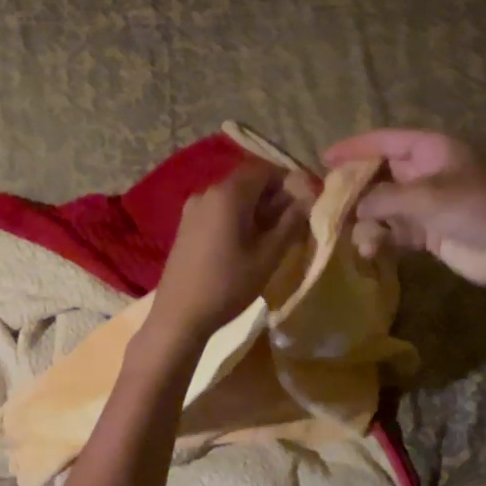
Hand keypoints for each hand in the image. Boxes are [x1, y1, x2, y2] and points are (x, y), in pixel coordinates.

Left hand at [149, 161, 309, 337]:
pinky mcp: (186, 227)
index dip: (289, 180)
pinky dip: (237, 218)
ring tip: (273, 237)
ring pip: (232, 197)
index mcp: (228, 194)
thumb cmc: (228, 285)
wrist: (179, 316)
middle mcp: (207, 192)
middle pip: (247, 181)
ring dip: (256, 208)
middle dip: (273, 195)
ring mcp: (192, 209)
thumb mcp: (268, 256)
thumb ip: (290, 223)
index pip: (264, 168)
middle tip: (293, 222)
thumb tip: (306, 199)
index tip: (306, 202)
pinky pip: (218, 211)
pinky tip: (246, 244)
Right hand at [323, 129, 485, 287]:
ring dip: (367, 221)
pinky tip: (371, 250)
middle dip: (354, 190)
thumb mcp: (426, 197)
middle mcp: (427, 172)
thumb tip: (354, 207)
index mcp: (432, 150)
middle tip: (328, 205)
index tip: (324, 159)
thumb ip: (384, 199)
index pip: (385, 141)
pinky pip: (395, 231)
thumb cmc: (477, 207)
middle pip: (380, 175)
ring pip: (384, 207)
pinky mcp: (429, 232)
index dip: (354, 148)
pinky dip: (381, 239)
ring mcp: (428, 203)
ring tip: (356, 237)